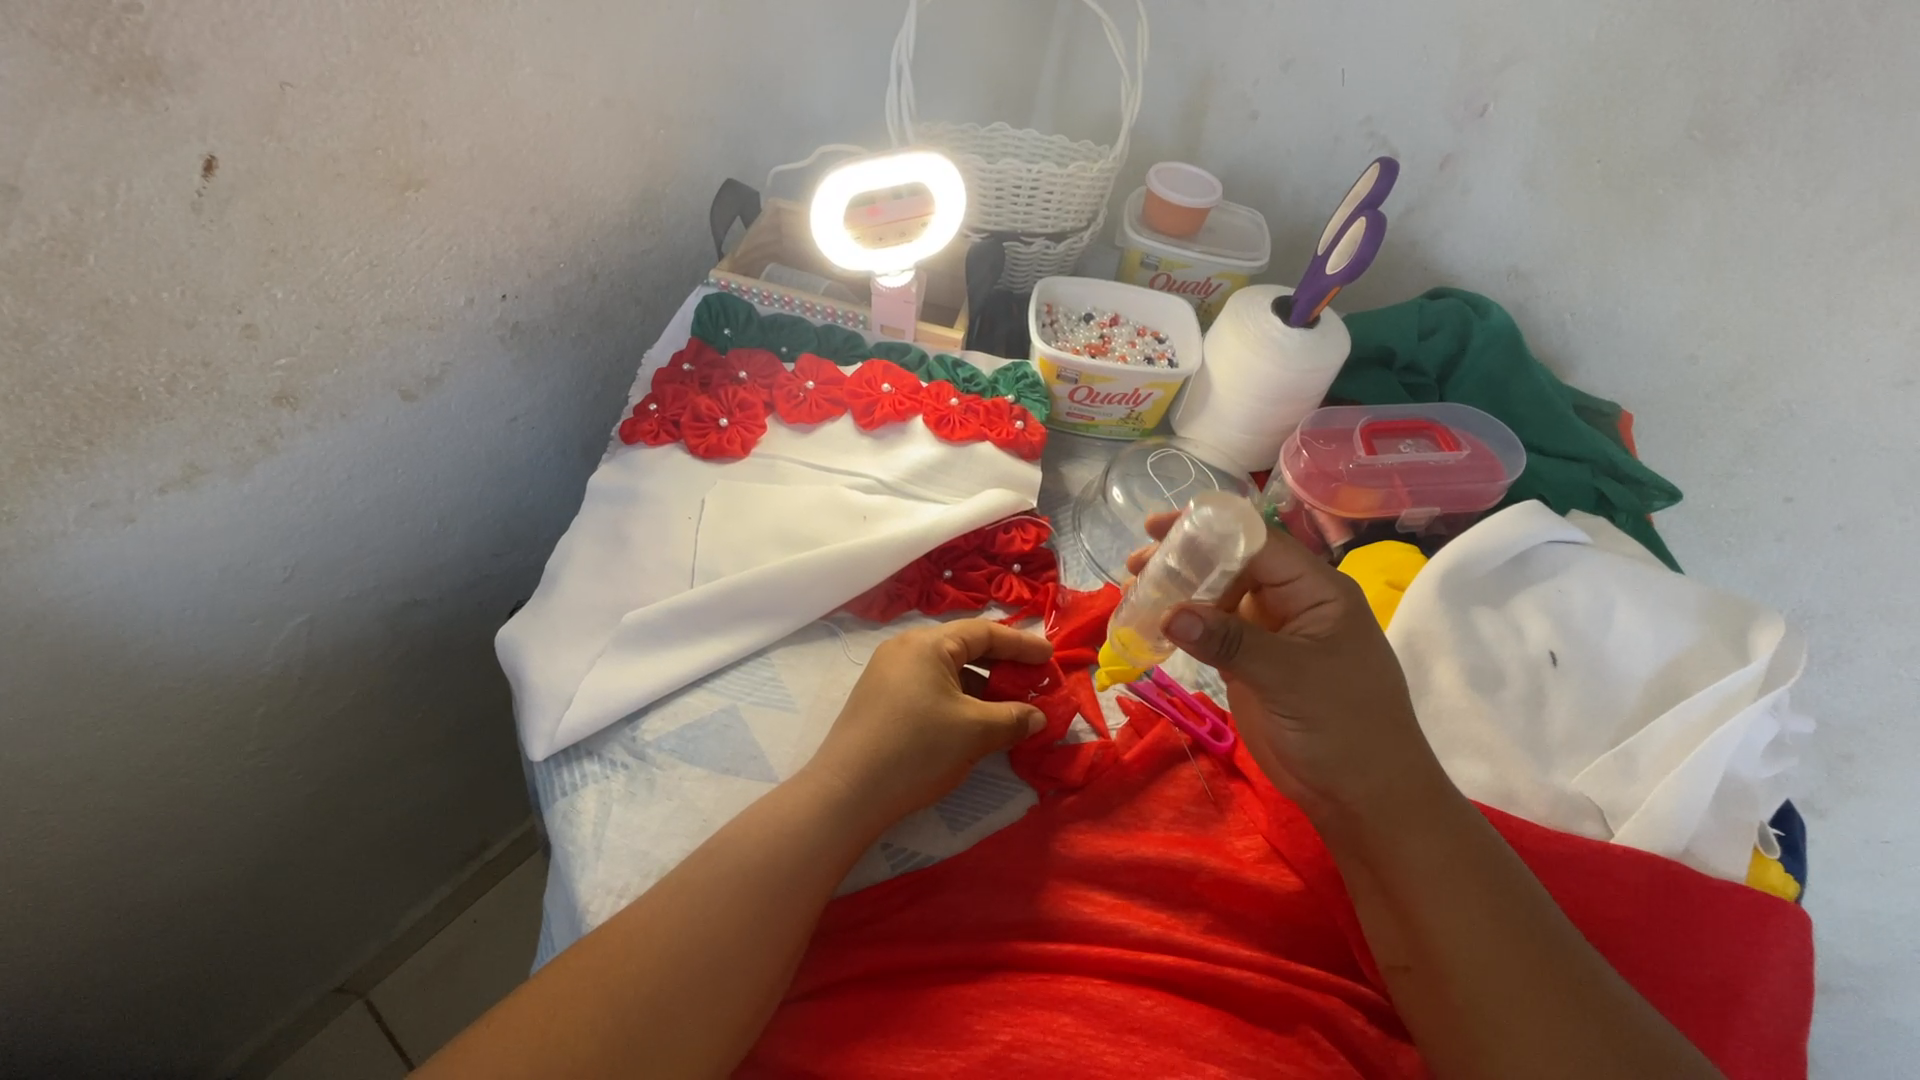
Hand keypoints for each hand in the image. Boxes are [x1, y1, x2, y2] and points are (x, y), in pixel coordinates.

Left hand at [801, 619, 1053, 828]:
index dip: (1021, 644)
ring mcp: (888, 675)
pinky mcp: (880, 701)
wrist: (847, 793)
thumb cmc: (916, 750)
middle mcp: (905, 649)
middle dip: (1002, 666)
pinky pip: (930, 689)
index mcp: (927, 644)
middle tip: (1034, 683)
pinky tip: (974, 723)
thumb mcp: (974, 732)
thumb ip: (1013, 718)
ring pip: (947, 672)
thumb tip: (1038, 717)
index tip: (1050, 657)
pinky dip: (958, 700)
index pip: (984, 632)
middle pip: (964, 648)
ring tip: (1010, 708)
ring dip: (981, 687)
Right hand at [1129, 513, 1453, 826]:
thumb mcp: (1290, 678)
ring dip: (1178, 591)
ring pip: (1218, 597)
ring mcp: (1270, 634)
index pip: (1258, 544)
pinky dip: (1182, 625)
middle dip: (1185, 559)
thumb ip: (1230, 641)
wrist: (1362, 795)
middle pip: (1232, 565)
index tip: (1159, 527)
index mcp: (1316, 591)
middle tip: (1136, 563)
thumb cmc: (1343, 728)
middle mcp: (1292, 603)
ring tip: (1133, 589)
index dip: (1209, 531)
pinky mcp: (1251, 663)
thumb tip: (1169, 614)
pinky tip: (1150, 623)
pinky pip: (1212, 632)